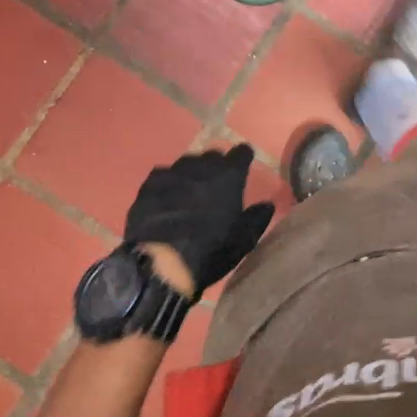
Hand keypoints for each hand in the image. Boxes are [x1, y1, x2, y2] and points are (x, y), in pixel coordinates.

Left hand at [123, 145, 273, 296]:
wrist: (161, 264)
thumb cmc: (210, 251)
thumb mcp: (243, 240)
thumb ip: (257, 218)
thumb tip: (268, 203)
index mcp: (229, 176)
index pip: (241, 152)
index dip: (243, 158)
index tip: (243, 167)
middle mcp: (202, 167)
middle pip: (213, 155)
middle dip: (216, 166)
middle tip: (216, 185)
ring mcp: (173, 173)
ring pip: (187, 163)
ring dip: (191, 173)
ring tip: (189, 190)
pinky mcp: (149, 185)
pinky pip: (162, 175)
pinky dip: (167, 183)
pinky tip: (164, 198)